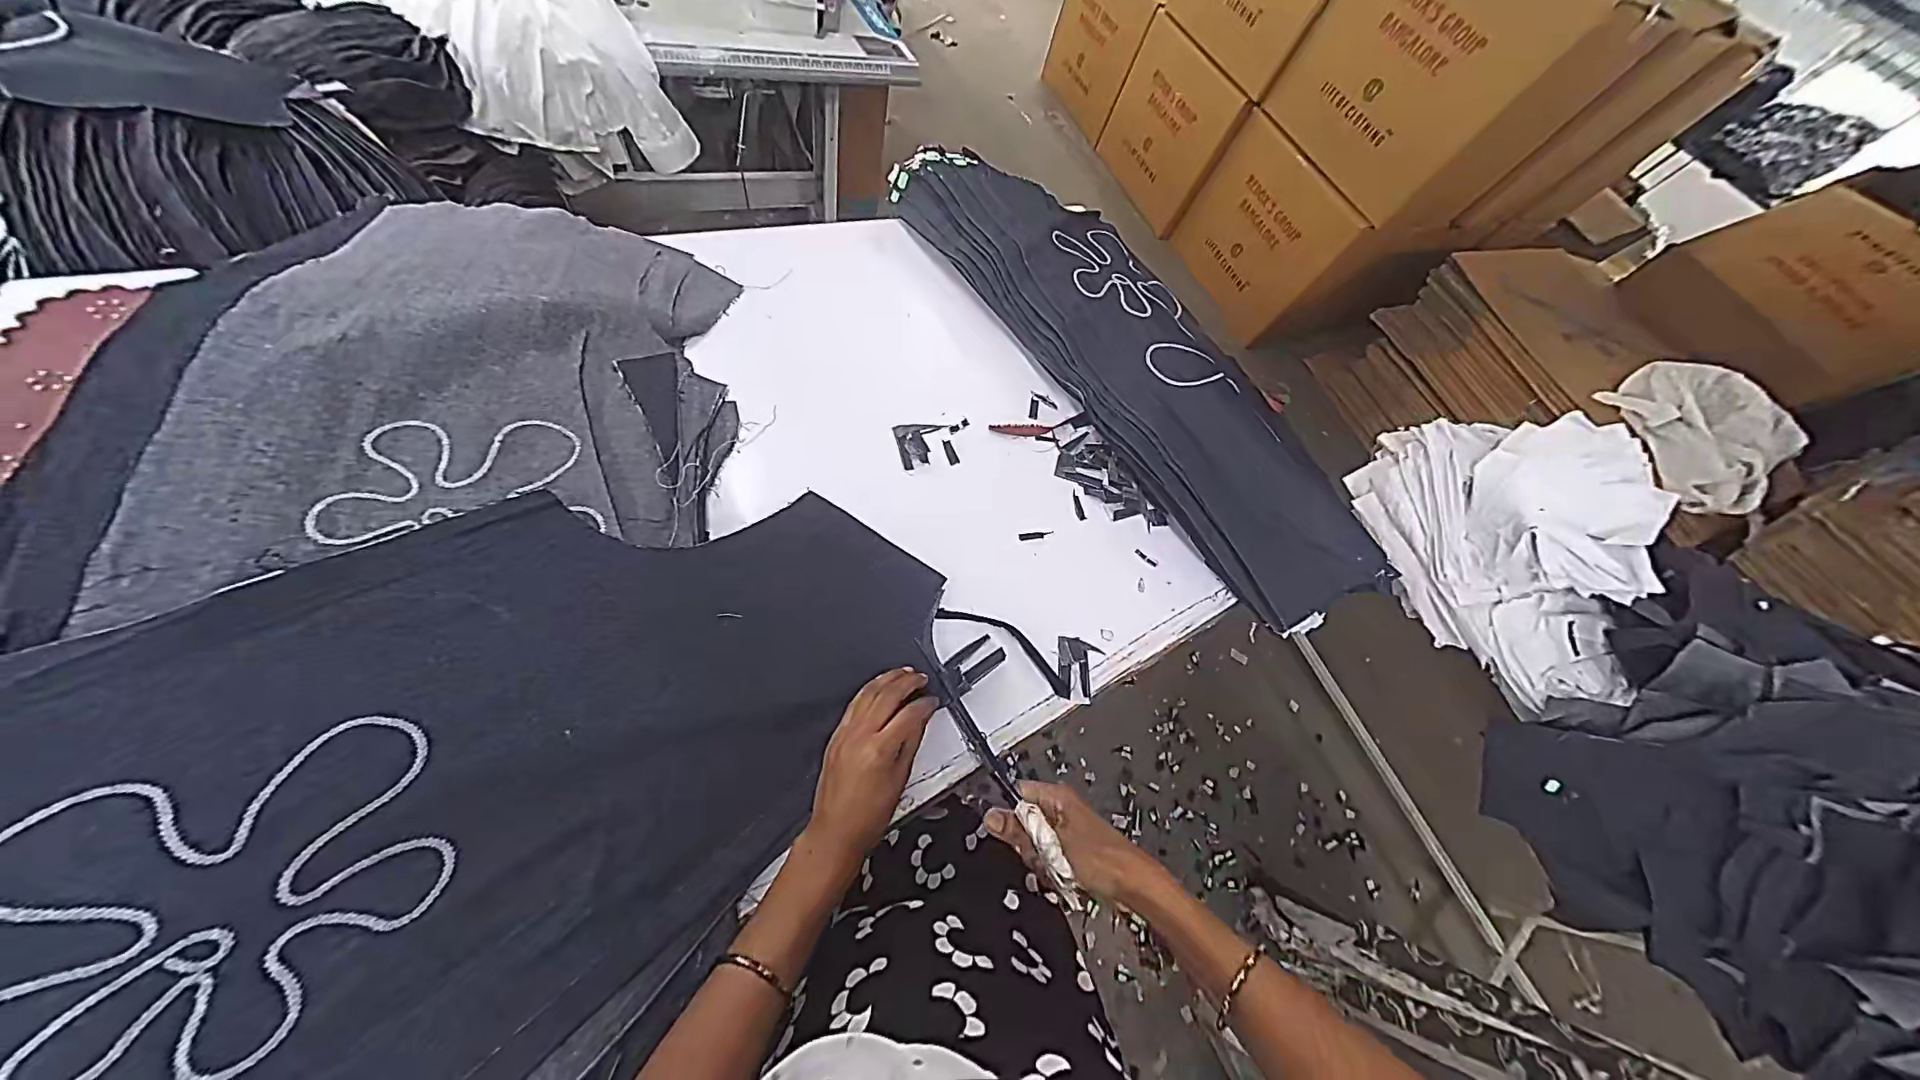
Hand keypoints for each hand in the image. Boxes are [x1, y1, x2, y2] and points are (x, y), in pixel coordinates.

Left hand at [804, 668, 938, 871]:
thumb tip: (919, 722)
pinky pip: (852, 705)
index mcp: (879, 750)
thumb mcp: (900, 779)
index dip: (924, 704)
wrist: (835, 831)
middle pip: (887, 696)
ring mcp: (844, 735)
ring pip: (866, 694)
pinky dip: (867, 691)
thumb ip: (911, 743)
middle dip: (906, 682)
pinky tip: (875, 688)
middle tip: (919, 678)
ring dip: (886, 680)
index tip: (931, 701)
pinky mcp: (835, 737)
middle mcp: (859, 737)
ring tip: (900, 674)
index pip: (908, 714)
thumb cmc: (866, 817)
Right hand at [984, 780, 1177, 908]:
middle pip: (1022, 823)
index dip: (1006, 813)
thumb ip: (1019, 830)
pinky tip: (1061, 879)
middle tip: (1039, 856)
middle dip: (1025, 846)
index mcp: (1056, 796)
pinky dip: (1050, 872)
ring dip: (1038, 863)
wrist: (1135, 887)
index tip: (1004, 833)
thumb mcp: (1052, 845)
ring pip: (1033, 846)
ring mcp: (1066, 832)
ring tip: (1054, 870)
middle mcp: (1060, 810)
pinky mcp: (1071, 853)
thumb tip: (992, 816)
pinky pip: (1047, 861)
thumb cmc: (1103, 859)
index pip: (1016, 794)